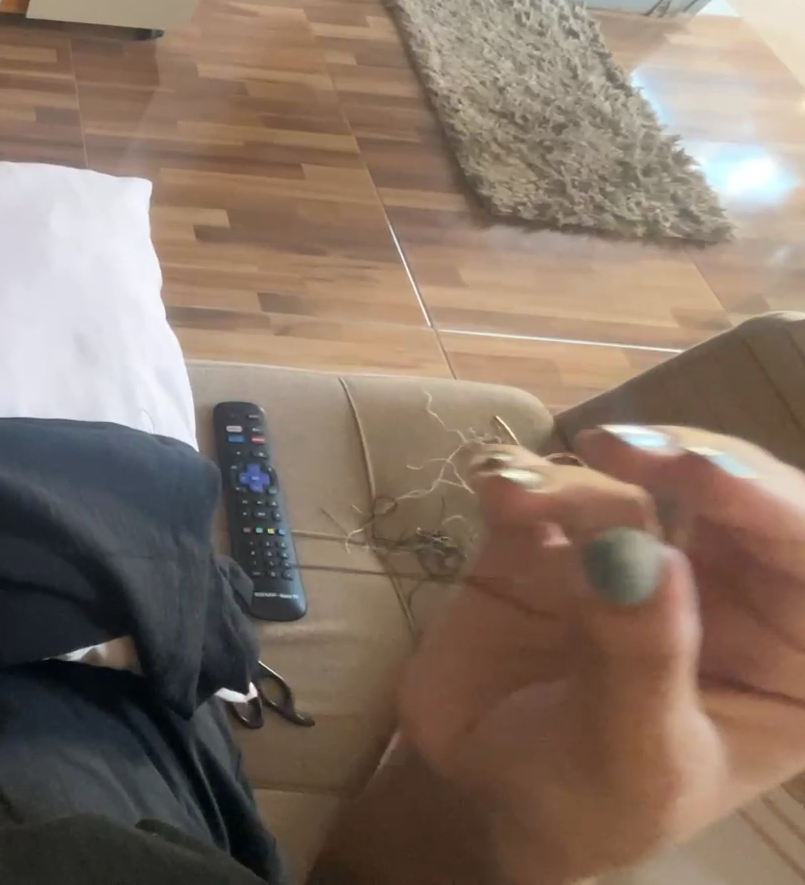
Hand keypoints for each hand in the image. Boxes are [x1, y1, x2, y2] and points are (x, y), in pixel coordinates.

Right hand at [395, 427, 804, 881]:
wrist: (471, 785)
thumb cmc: (584, 797)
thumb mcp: (630, 751)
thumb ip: (639, 658)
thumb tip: (641, 556)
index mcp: (787, 658)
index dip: (767, 505)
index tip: (687, 471)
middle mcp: (712, 597)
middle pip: (727, 500)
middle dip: (679, 461)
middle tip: (613, 448)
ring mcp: (612, 567)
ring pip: (617, 488)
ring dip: (565, 480)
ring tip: (509, 500)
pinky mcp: (528, 553)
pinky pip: (530, 496)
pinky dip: (509, 477)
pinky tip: (490, 486)